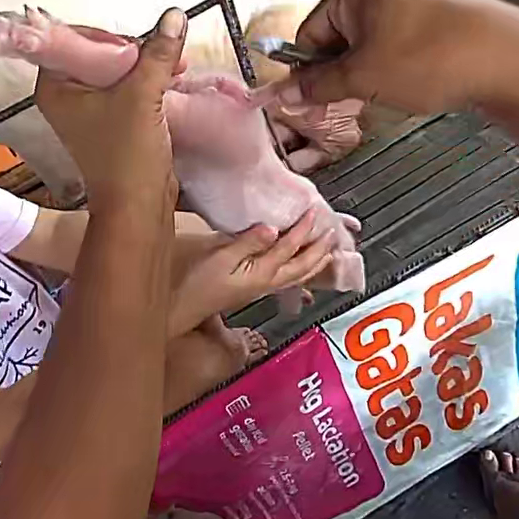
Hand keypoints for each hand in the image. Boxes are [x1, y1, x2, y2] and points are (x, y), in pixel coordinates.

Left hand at [34, 8, 184, 212]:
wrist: (139, 205)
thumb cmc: (127, 155)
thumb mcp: (142, 96)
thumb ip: (158, 53)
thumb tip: (175, 15)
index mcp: (55, 86)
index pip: (73, 39)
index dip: (108, 33)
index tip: (138, 37)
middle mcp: (66, 96)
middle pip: (99, 51)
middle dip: (134, 48)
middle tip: (162, 49)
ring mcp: (89, 110)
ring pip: (117, 70)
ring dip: (146, 64)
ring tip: (175, 62)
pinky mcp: (112, 122)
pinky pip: (127, 89)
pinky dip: (148, 81)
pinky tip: (172, 76)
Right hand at [170, 212, 333, 333]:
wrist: (185, 306)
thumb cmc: (199, 282)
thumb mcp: (221, 257)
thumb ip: (247, 243)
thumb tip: (272, 228)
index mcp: (262, 272)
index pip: (290, 247)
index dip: (304, 229)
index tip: (314, 212)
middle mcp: (268, 282)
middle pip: (303, 266)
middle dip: (320, 250)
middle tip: (333, 234)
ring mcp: (263, 287)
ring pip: (298, 275)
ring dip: (315, 262)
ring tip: (327, 252)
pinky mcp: (256, 288)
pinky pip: (288, 278)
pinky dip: (300, 270)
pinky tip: (300, 267)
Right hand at [275, 0, 518, 113]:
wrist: (503, 58)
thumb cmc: (426, 59)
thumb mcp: (361, 78)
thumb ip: (317, 86)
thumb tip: (284, 94)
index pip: (308, 34)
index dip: (308, 71)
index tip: (314, 101)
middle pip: (336, 40)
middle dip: (340, 74)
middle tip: (353, 101)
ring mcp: (409, 1)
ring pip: (365, 48)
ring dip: (366, 76)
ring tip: (387, 93)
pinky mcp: (432, 19)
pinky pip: (393, 47)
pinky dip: (391, 71)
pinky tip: (409, 85)